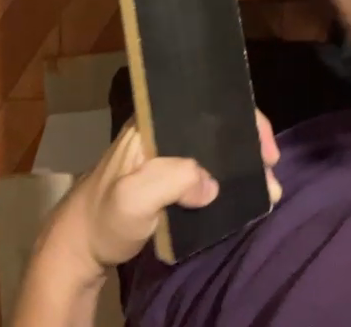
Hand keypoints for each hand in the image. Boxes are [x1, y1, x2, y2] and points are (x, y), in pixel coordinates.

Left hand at [44, 110, 280, 274]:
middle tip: (271, 168)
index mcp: (153, 120)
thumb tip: (210, 183)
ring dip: (240, 164)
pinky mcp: (169, 177)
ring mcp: (166, 153)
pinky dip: (226, 179)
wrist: (80, 247)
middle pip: (215, 123)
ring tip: (267, 186)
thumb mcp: (133, 197)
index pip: (205, 103)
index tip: (264, 147)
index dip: (239, 117)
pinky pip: (206, 169)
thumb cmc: (104, 214)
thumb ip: (172, 180)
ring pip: (213, 147)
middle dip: (247, 141)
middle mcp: (163, 130)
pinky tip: (245, 194)